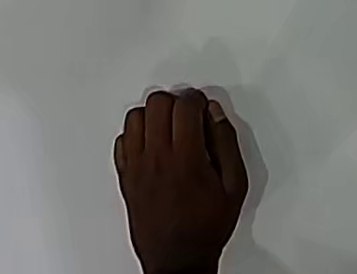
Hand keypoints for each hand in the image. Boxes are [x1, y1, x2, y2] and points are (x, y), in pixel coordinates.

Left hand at [115, 88, 248, 273]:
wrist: (178, 264)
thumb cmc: (205, 228)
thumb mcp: (234, 186)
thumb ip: (227, 143)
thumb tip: (215, 113)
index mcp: (186, 159)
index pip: (184, 105)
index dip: (197, 99)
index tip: (202, 107)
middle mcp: (157, 159)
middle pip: (157, 103)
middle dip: (175, 102)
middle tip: (186, 115)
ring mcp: (137, 168)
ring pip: (136, 116)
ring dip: (153, 115)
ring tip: (167, 126)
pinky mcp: (125, 178)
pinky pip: (121, 140)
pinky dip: (135, 134)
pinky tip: (150, 142)